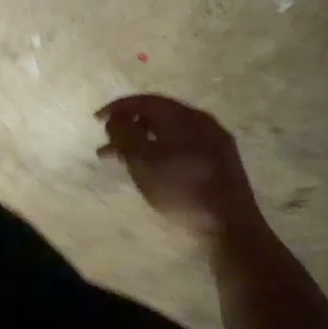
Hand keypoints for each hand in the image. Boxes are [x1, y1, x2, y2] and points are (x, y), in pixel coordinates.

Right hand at [97, 94, 265, 244]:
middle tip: (109, 142)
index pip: (144, 101)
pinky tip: (151, 166)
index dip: (117, 108)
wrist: (230, 226)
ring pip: (170, 132)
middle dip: (129, 126)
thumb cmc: (179, 188)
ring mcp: (216, 142)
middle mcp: (203, 122)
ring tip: (122, 159)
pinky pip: (184, 145)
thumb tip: (116, 119)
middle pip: (158, 115)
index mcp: (183, 118)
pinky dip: (162, 149)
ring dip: (143, 141)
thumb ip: (123, 134)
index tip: (97, 121)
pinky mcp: (222, 160)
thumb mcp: (140, 160)